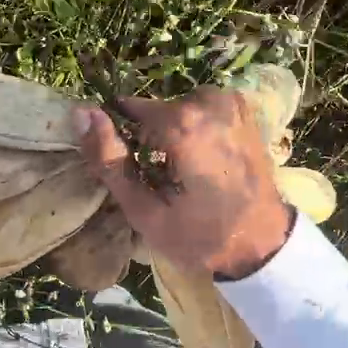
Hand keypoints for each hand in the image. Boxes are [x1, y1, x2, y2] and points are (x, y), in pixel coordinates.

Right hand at [74, 87, 292, 279]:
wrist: (266, 245)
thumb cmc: (202, 236)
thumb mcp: (145, 211)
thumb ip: (109, 160)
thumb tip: (81, 114)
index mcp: (183, 124)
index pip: (130, 111)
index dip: (124, 138)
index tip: (135, 169)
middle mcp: (209, 101)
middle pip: (157, 111)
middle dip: (152, 138)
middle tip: (162, 179)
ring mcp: (231, 102)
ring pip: (179, 109)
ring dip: (175, 133)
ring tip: (184, 172)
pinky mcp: (244, 109)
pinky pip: (203, 110)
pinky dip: (198, 130)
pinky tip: (205, 162)